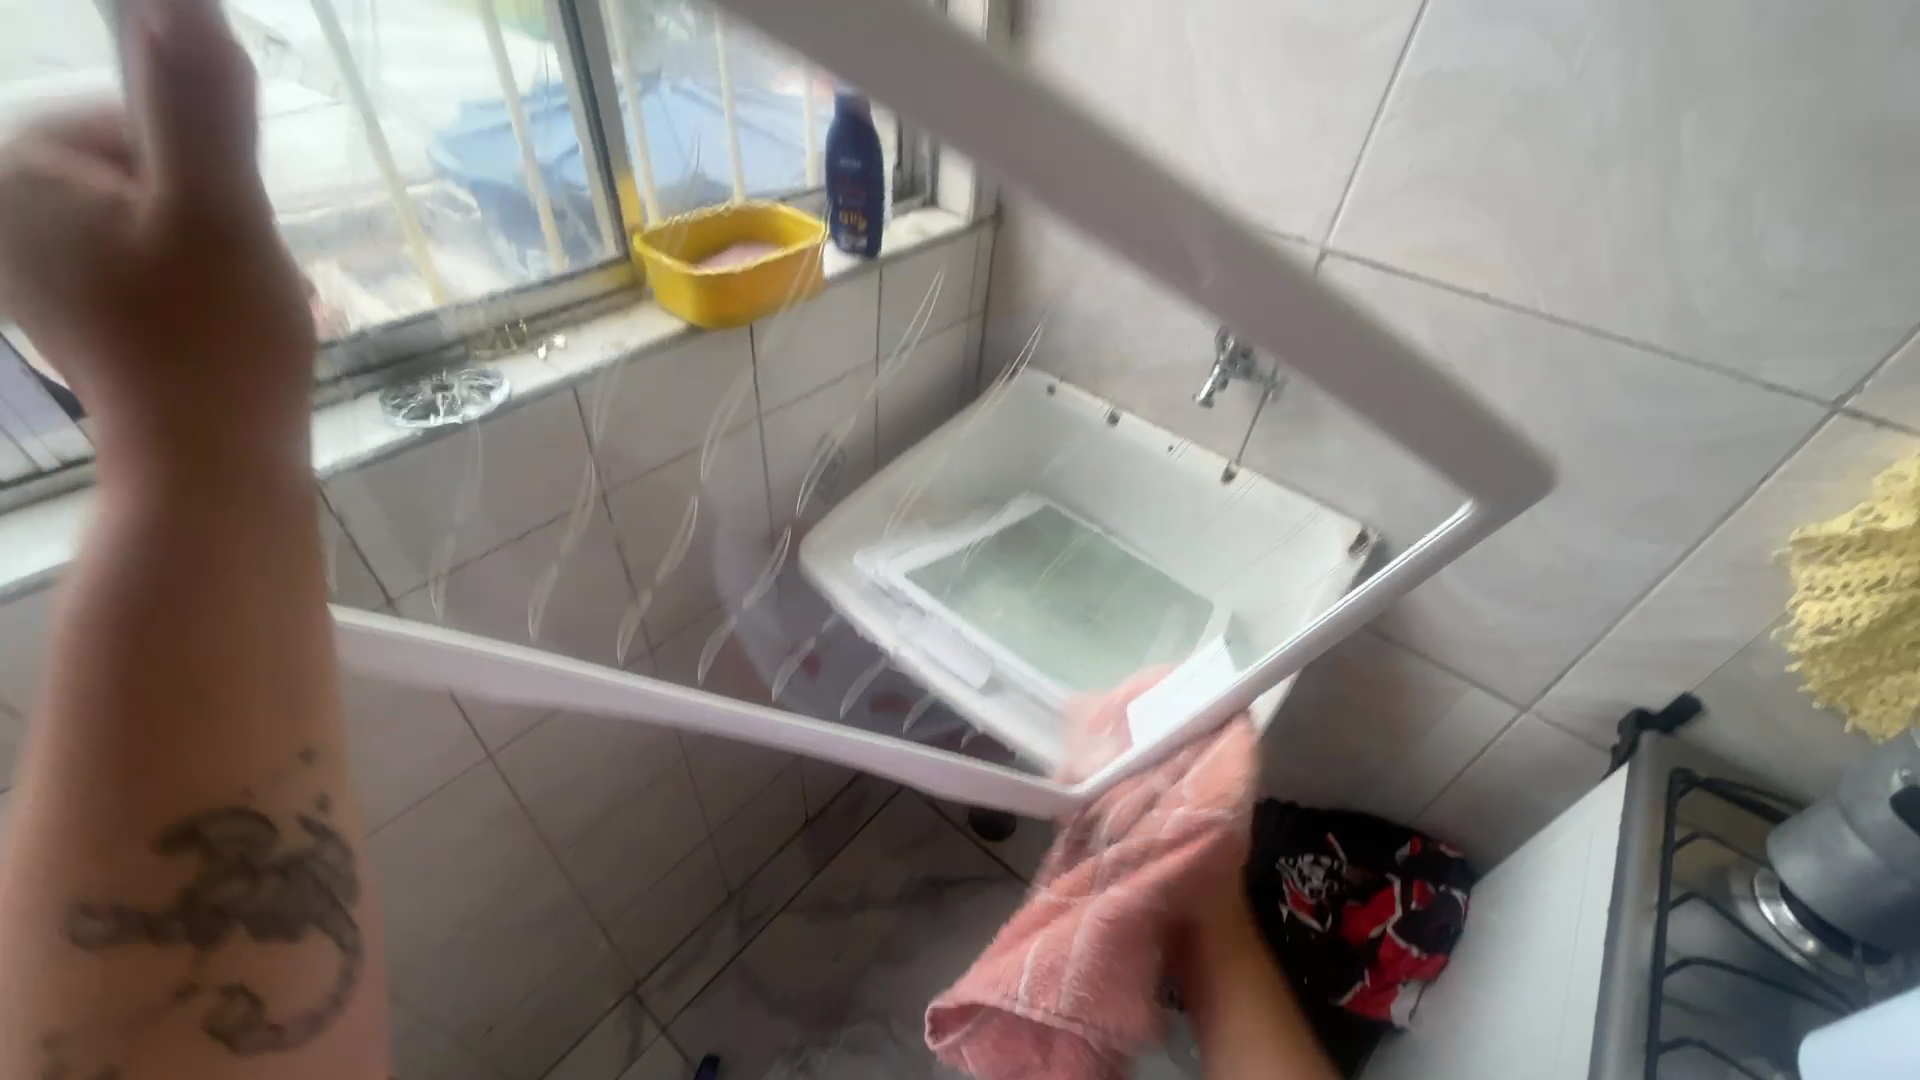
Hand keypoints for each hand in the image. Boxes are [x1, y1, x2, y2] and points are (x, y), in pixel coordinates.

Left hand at [0, 0, 312, 472]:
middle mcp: (3, 214)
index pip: (129, 123)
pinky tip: (218, 330)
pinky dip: (192, 292)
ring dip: (214, 257)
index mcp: (21, 170)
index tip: (236, 239)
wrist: (212, 454)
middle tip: (248, 281)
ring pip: (148, 227)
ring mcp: (33, 273)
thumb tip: (179, 2)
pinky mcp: (73, 317)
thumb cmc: (218, 337)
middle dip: (213, 220)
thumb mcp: (222, 211)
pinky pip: (138, 271)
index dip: (208, 176)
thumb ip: (198, 105)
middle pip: (140, 176)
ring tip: (243, 311)